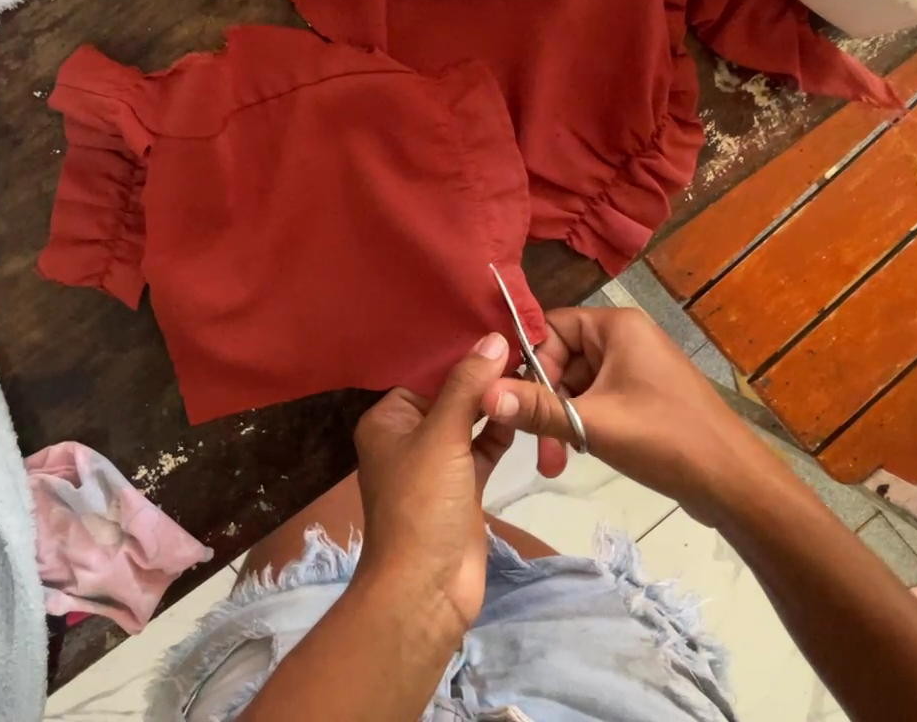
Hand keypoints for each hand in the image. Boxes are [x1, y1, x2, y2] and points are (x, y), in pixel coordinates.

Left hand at [351, 333, 513, 638]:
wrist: (426, 587)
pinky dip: (500, 434)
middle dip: (480, 378)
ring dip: (493, 405)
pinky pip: (481, 449)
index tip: (495, 329)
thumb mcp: (443, 436)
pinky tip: (523, 411)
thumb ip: (467, 386)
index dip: (458, 355)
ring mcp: (435, 464)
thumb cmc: (422, 502)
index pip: (424, 374)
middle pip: (448, 396)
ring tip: (530, 372)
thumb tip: (492, 338)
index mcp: (387, 419)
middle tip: (521, 347)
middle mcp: (407, 437)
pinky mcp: (461, 487)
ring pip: (467, 423)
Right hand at [480, 306, 772, 522]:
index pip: (548, 329)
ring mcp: (635, 367)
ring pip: (575, 384)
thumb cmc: (667, 440)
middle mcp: (625, 338)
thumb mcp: (594, 424)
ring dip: (561, 420)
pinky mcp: (642, 396)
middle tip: (537, 449)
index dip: (526, 364)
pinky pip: (596, 398)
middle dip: (545, 404)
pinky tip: (576, 453)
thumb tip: (482, 395)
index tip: (511, 403)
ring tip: (556, 461)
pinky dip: (582, 424)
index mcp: (616, 327)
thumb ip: (536, 409)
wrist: (738, 487)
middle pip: (560, 360)